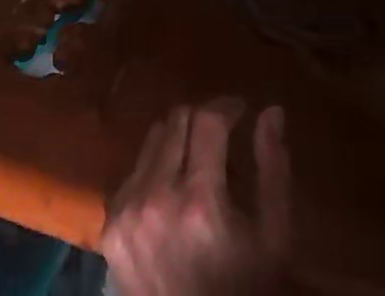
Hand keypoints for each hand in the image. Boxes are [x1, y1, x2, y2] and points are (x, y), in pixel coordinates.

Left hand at [101, 99, 291, 295]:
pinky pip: (132, 173)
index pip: (206, 120)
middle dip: (203, 119)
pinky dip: (155, 170)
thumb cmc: (247, 287)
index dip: (226, 106)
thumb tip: (271, 110)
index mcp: (201, 201)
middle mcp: (156, 197)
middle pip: (175, 122)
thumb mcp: (275, 235)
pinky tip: (173, 192)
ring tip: (199, 164)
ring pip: (151, 141)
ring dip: (177, 140)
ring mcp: (126, 212)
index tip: (240, 110)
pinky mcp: (109, 226)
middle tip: (223, 134)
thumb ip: (273, 168)